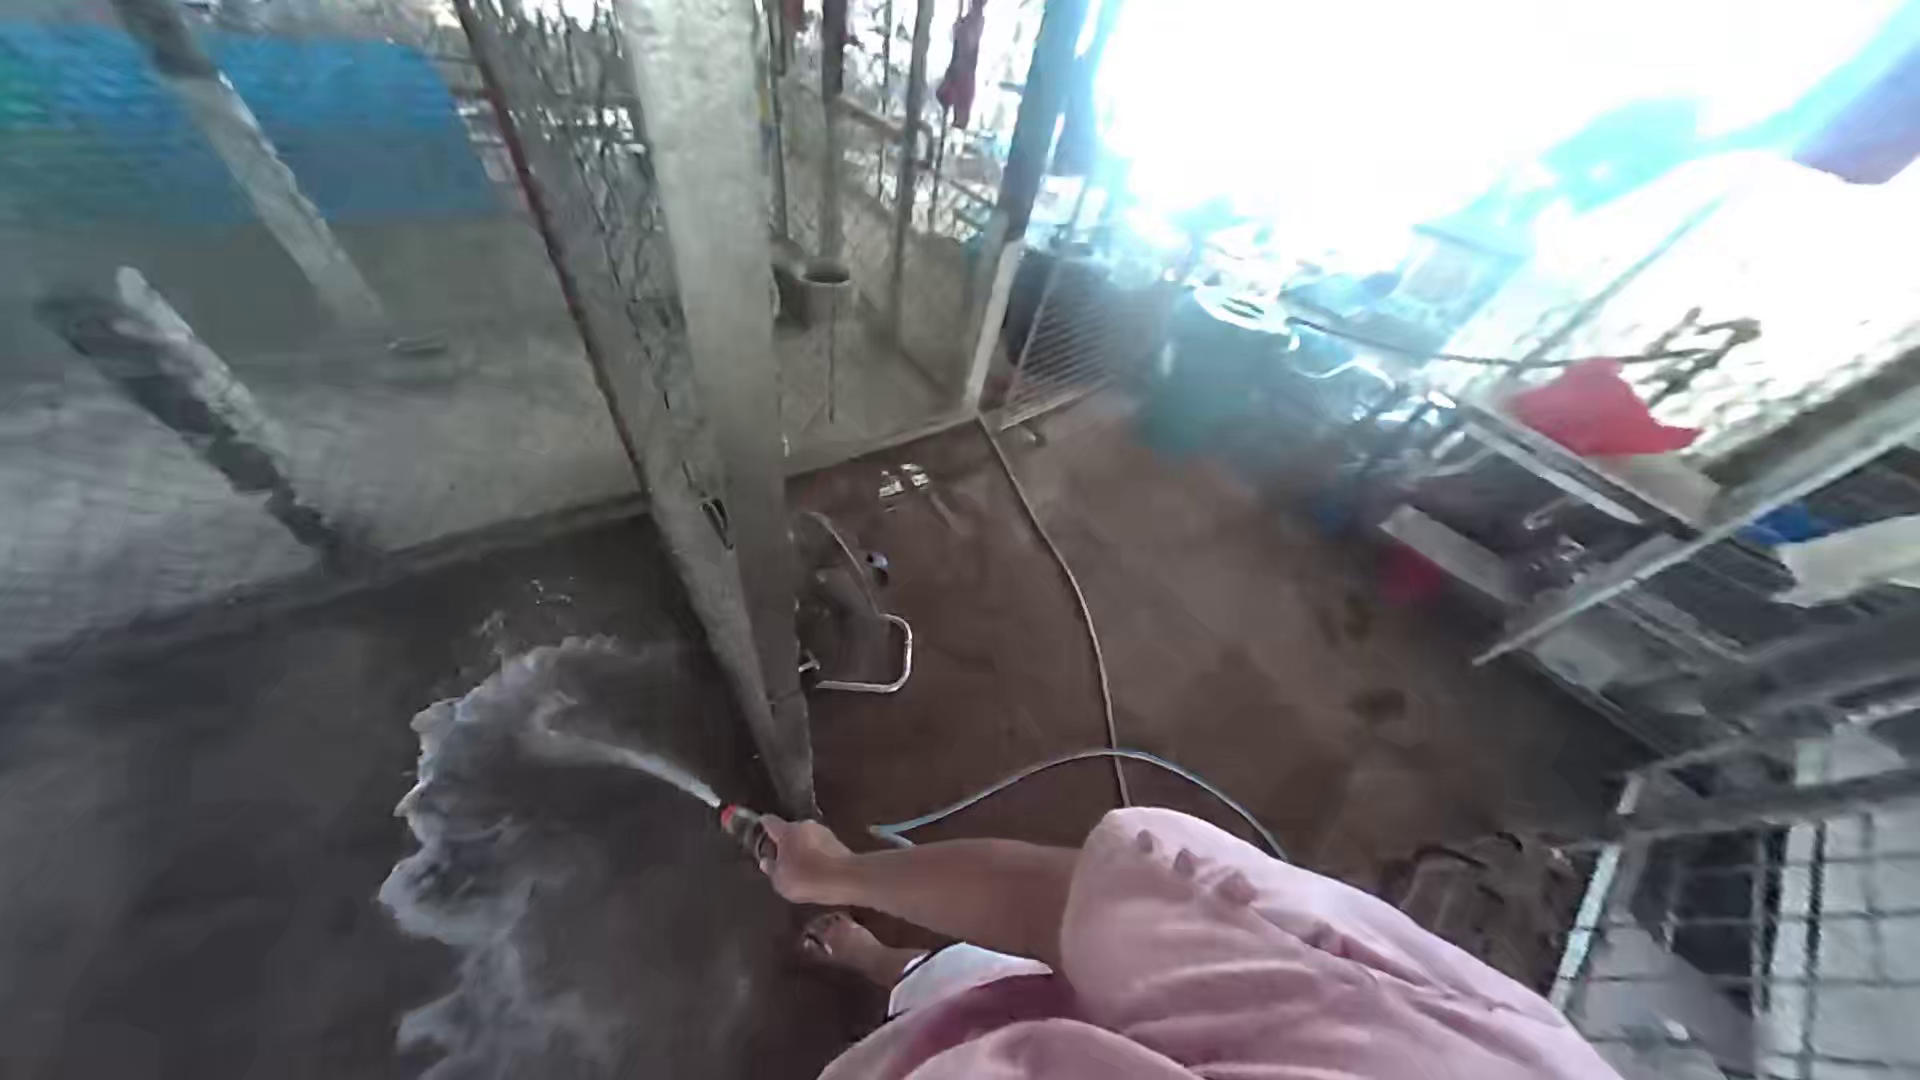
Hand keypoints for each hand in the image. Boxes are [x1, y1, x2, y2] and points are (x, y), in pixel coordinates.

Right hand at [758, 815, 854, 904]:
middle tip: (780, 859)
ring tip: (798, 869)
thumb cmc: (807, 877)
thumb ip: (771, 868)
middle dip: (785, 842)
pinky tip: (813, 870)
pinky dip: (814, 854)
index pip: (770, 822)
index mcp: (787, 831)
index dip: (763, 825)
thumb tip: (767, 861)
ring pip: (805, 837)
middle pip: (789, 830)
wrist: (842, 878)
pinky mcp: (835, 840)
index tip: (760, 825)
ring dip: (801, 848)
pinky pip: (818, 845)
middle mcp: (805, 825)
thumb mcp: (780, 880)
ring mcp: (822, 831)